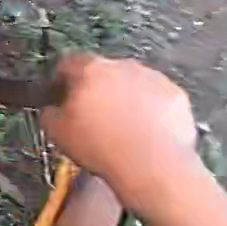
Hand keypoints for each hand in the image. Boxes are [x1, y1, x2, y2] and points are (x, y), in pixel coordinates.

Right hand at [41, 53, 204, 217]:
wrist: (151, 163)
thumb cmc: (99, 145)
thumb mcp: (57, 133)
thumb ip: (50, 114)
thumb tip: (52, 110)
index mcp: (90, 70)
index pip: (70, 62)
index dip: (62, 77)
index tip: (60, 92)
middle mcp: (123, 66)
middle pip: (104, 71)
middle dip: (96, 89)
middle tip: (91, 115)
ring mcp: (154, 78)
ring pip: (132, 83)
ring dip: (124, 98)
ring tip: (120, 128)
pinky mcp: (176, 95)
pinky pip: (156, 98)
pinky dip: (148, 110)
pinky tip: (143, 133)